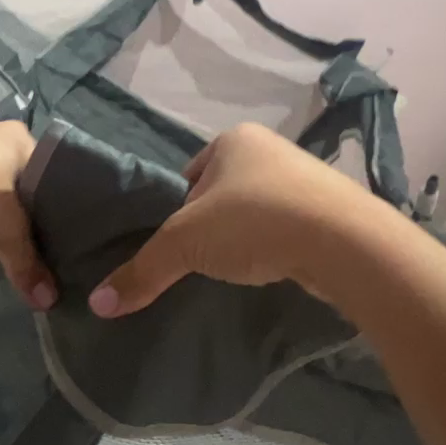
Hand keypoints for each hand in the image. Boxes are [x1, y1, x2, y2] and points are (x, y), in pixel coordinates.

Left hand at [0, 122, 56, 310]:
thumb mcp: (5, 231)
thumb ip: (28, 263)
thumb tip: (48, 302)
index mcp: (21, 139)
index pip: (58, 174)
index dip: (65, 208)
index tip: (71, 238)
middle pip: (26, 183)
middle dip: (31, 215)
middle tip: (46, 247)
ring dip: (2, 215)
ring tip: (16, 245)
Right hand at [88, 123, 369, 316]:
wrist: (347, 243)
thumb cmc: (255, 222)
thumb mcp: (185, 244)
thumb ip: (142, 271)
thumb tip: (98, 305)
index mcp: (233, 140)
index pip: (187, 175)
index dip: (176, 210)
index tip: (176, 243)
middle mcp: (271, 150)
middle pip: (221, 194)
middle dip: (211, 226)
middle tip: (201, 260)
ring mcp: (307, 179)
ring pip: (257, 211)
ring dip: (245, 238)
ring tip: (237, 269)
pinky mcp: (333, 211)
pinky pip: (288, 228)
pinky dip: (275, 248)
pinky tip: (271, 269)